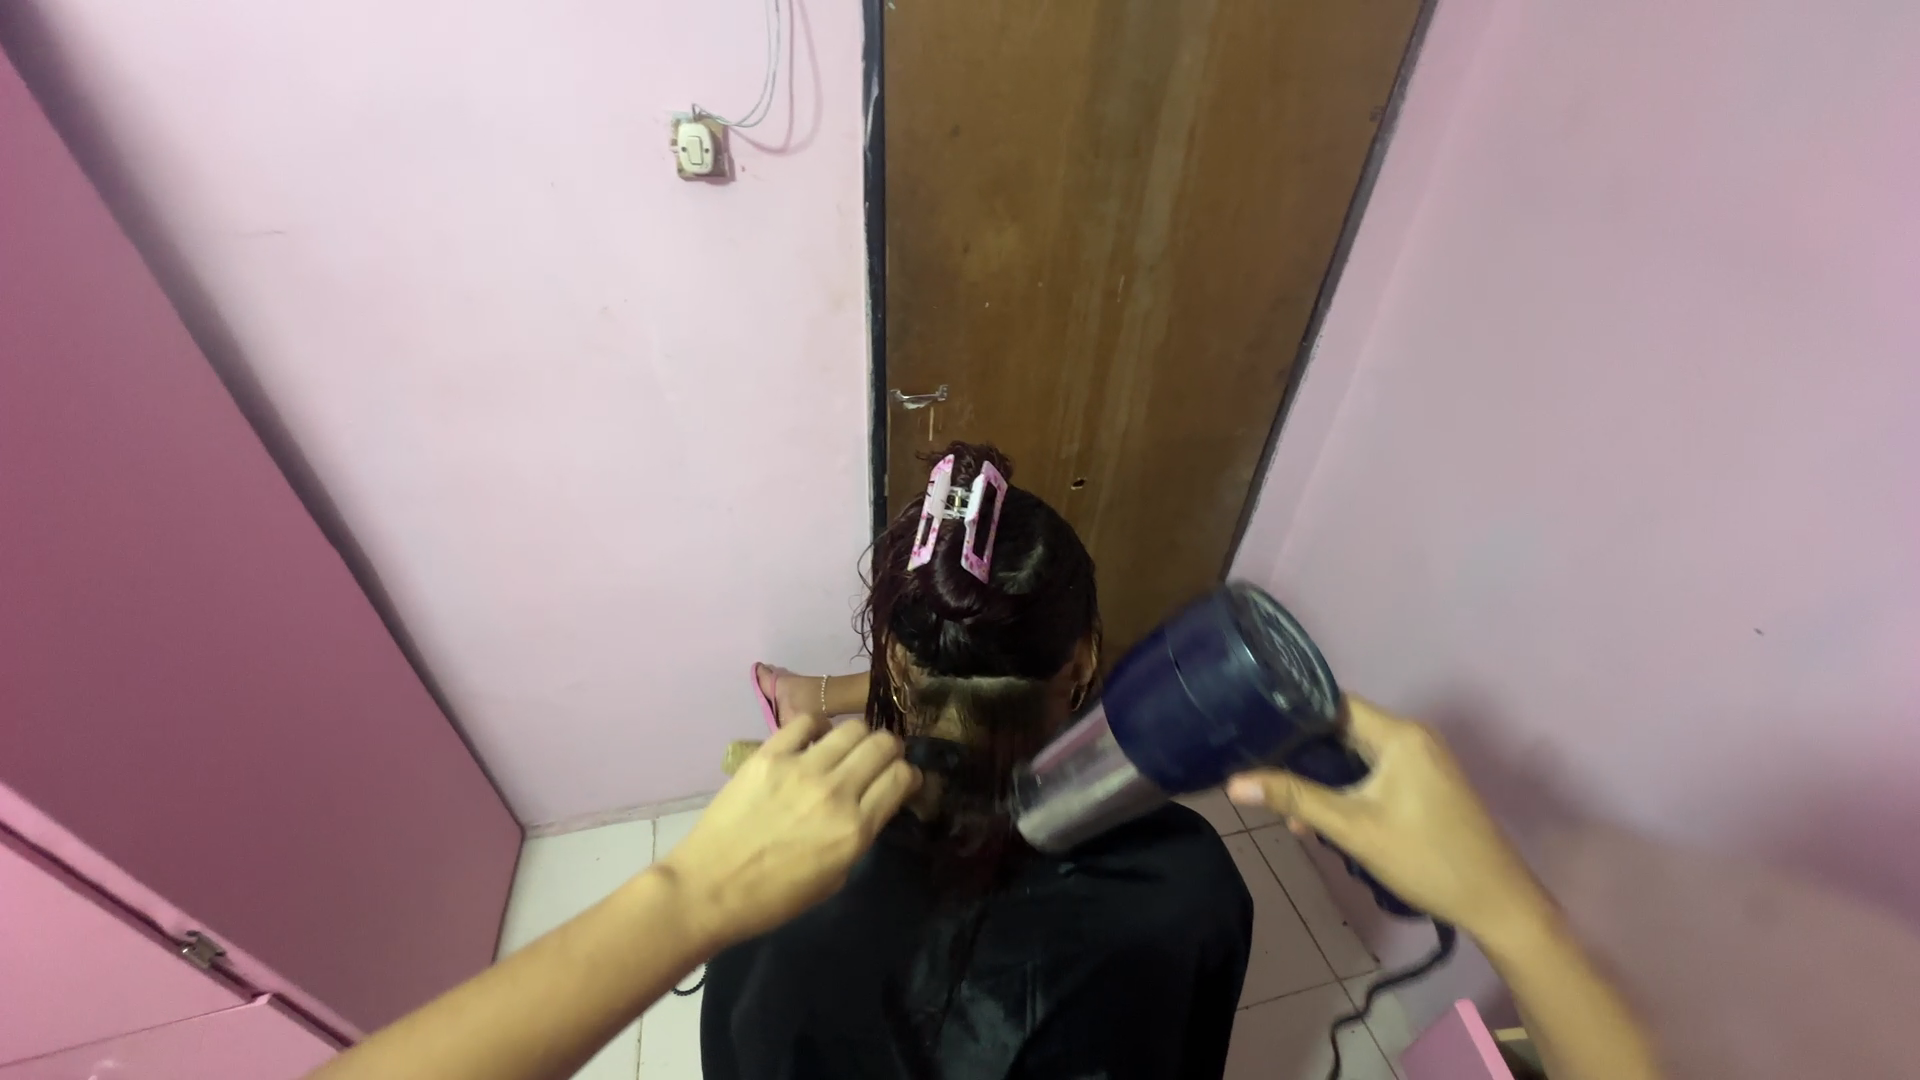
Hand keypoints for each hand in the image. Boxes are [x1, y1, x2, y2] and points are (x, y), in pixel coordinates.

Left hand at [660, 714, 920, 947]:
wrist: (708, 890)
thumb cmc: (773, 898)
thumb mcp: (834, 877)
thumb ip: (860, 834)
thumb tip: (872, 802)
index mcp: (854, 829)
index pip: (901, 777)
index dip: (909, 775)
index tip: (902, 779)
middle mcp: (835, 792)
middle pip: (884, 745)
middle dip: (890, 751)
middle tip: (879, 760)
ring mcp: (801, 768)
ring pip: (853, 727)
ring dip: (859, 737)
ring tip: (846, 749)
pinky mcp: (769, 755)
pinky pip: (807, 721)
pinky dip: (819, 726)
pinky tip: (814, 740)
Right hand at [1226, 697, 1548, 936]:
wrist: (1501, 908)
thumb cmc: (1427, 859)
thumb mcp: (1352, 828)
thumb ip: (1293, 798)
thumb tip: (1233, 782)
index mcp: (1399, 734)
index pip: (1331, 702)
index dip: (1291, 712)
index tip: (1253, 727)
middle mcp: (1410, 736)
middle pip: (1339, 727)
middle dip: (1300, 751)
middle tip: (1261, 768)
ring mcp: (1420, 759)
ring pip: (1352, 752)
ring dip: (1320, 774)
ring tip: (1285, 802)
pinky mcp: (1422, 782)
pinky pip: (1370, 769)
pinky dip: (1343, 785)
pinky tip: (1319, 813)